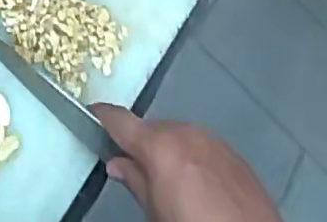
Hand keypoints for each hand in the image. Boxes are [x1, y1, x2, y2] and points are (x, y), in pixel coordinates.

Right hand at [91, 103, 281, 221]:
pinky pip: (204, 150)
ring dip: (171, 153)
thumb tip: (117, 163)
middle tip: (140, 173)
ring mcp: (213, 141)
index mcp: (158, 144)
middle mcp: (184, 132)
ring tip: (176, 187)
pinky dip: (196, 162)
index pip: (118, 119)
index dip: (101, 116)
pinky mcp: (237, 157)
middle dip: (143, 146)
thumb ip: (135, 182)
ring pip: (179, 138)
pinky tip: (203, 191)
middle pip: (151, 130)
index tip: (90, 115)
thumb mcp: (156, 216)